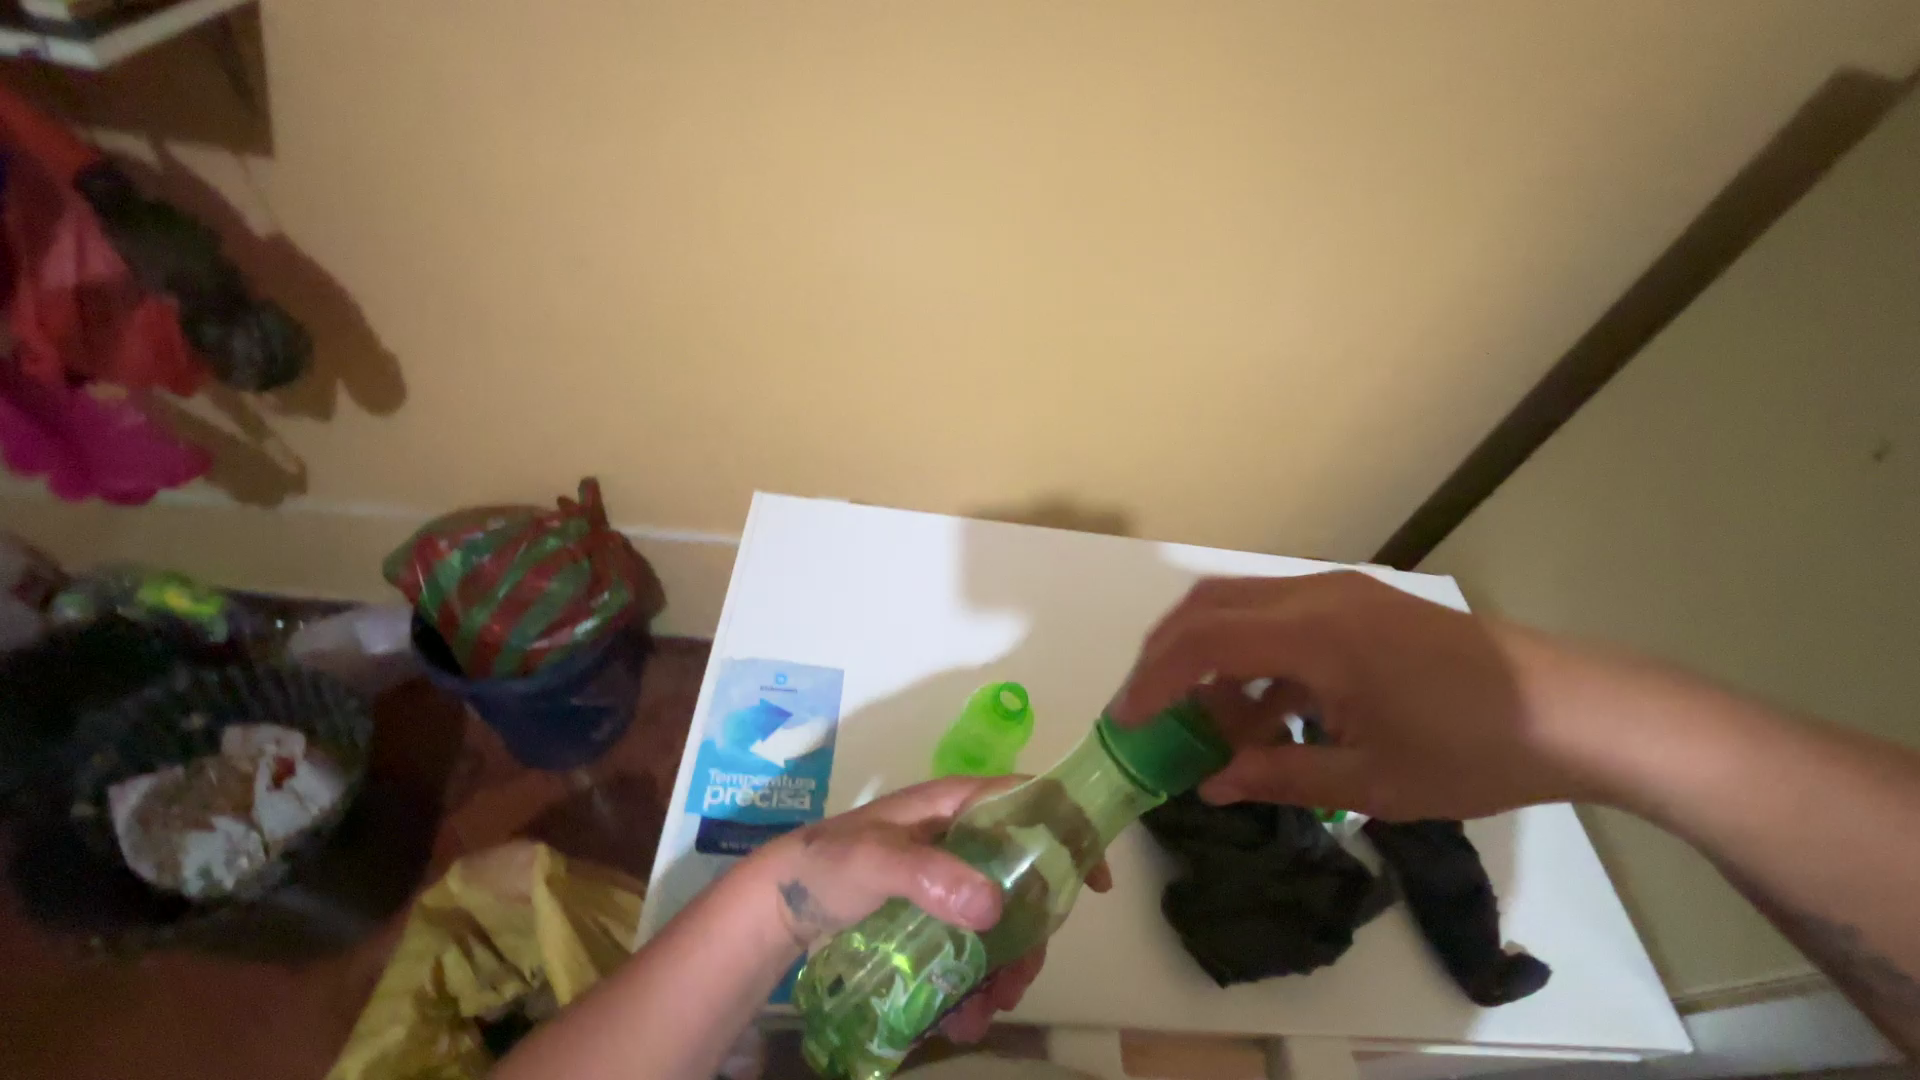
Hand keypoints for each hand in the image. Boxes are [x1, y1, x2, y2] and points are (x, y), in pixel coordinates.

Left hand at [756, 777, 1110, 1041]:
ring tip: (982, 1011)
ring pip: (1005, 918)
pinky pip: (977, 944)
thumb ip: (928, 874)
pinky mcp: (937, 914)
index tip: (1097, 881)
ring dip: (1007, 967)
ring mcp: (950, 878)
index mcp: (956, 806)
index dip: (1069, 831)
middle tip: (1021, 979)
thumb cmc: (830, 863)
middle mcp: (963, 838)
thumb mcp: (874, 860)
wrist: (781, 902)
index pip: (1029, 802)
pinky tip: (962, 1014)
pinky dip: (980, 979)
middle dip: (1033, 930)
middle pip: (1026, 874)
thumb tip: (994, 907)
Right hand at [1111, 571, 1599, 820]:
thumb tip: (1209, 783)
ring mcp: (1338, 593)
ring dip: (1208, 657)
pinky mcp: (1356, 604)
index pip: (1204, 640)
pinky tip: (1262, 712)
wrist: (1578, 713)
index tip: (1127, 719)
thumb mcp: (1370, 780)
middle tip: (1148, 709)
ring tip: (1206, 722)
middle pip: (1208, 607)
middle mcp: (1316, 596)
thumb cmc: (1474, 752)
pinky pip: (1277, 619)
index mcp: (1317, 633)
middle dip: (1166, 656)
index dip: (1155, 678)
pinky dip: (1251, 658)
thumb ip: (1278, 775)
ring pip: (1239, 607)